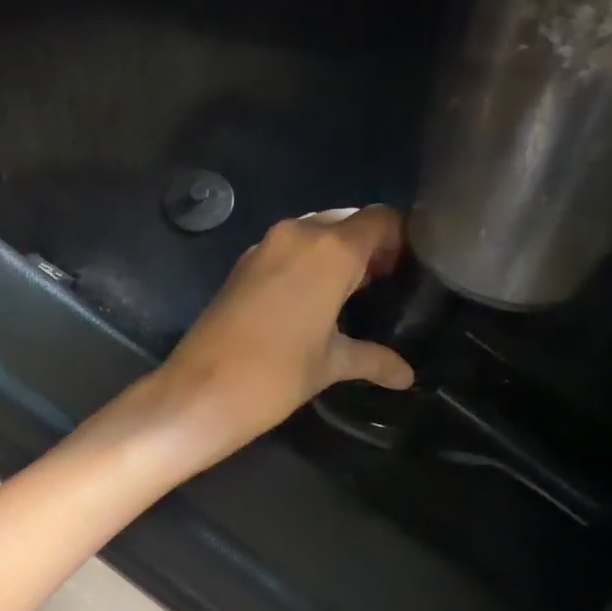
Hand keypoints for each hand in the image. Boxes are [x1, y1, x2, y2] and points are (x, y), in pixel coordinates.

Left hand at [133, 206, 413, 469]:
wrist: (201, 390)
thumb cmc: (276, 374)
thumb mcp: (331, 364)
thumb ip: (372, 358)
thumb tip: (405, 375)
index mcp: (329, 250)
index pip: (379, 220)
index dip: (401, 239)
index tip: (411, 269)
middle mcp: (297, 235)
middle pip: (346, 223)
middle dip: (367, 247)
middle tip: (384, 285)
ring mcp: (263, 248)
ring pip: (313, 234)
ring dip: (334, 255)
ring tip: (351, 297)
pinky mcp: (241, 266)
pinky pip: (286, 251)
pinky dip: (305, 265)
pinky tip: (314, 301)